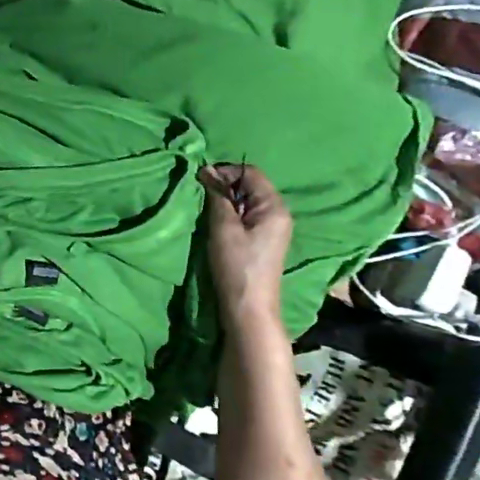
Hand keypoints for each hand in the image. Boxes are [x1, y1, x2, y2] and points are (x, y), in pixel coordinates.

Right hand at [201, 163, 292, 332]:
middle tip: (201, 193)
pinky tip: (218, 223)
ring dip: (227, 200)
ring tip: (206, 208)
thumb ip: (217, 197)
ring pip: (248, 201)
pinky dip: (232, 213)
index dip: (225, 171)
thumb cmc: (237, 266)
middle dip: (225, 185)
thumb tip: (208, 171)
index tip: (200, 178)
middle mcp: (279, 213)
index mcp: (274, 207)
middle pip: (251, 185)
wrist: (249, 308)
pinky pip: (248, 215)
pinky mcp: (264, 240)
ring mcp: (273, 228)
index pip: (251, 173)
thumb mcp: (224, 228)